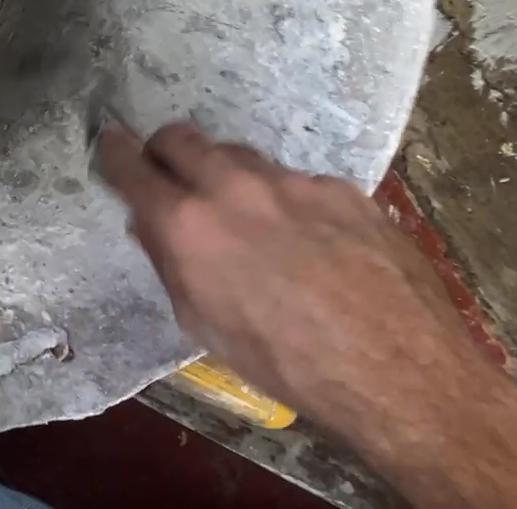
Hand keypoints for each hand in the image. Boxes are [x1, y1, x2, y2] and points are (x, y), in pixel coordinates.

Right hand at [98, 124, 494, 444]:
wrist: (405, 378)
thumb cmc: (286, 362)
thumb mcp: (202, 321)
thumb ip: (168, 262)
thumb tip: (150, 225)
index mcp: (187, 224)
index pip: (130, 165)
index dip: (114, 151)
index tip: (111, 144)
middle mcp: (232, 188)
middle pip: (179, 137)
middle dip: (165, 150)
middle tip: (173, 175)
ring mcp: (291, 183)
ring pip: (237, 154)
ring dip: (225, 173)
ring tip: (246, 213)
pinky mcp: (341, 189)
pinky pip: (296, 180)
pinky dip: (285, 199)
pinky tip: (310, 238)